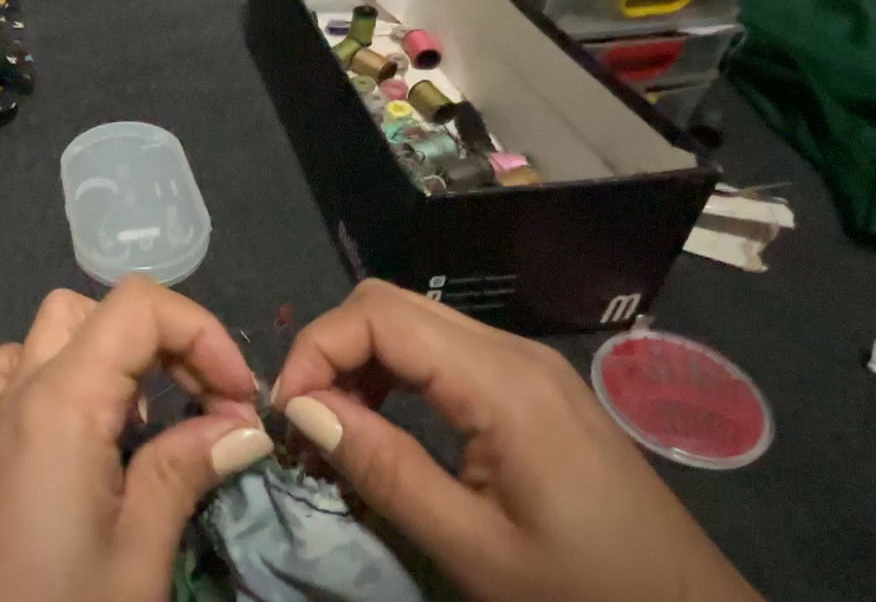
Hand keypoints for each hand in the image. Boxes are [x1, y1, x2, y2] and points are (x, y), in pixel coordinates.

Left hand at [0, 277, 274, 601]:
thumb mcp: (138, 552)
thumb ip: (186, 469)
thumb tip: (243, 426)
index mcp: (62, 399)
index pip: (138, 307)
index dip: (201, 333)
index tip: (240, 397)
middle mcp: (25, 388)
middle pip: (103, 310)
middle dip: (170, 340)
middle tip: (212, 407)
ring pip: (56, 327)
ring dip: (116, 349)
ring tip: (150, 416)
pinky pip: (7, 371)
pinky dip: (52, 370)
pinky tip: (79, 416)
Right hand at [272, 280, 763, 601]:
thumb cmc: (587, 595)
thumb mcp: (475, 550)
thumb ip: (384, 470)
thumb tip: (302, 407)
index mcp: (501, 380)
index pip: (377, 315)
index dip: (316, 348)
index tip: (287, 411)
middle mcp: (510, 349)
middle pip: (390, 302)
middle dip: (330, 347)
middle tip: (307, 418)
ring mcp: (524, 362)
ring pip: (411, 318)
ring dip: (358, 356)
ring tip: (337, 422)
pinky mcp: (530, 383)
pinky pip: (440, 347)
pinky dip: (393, 367)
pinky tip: (386, 418)